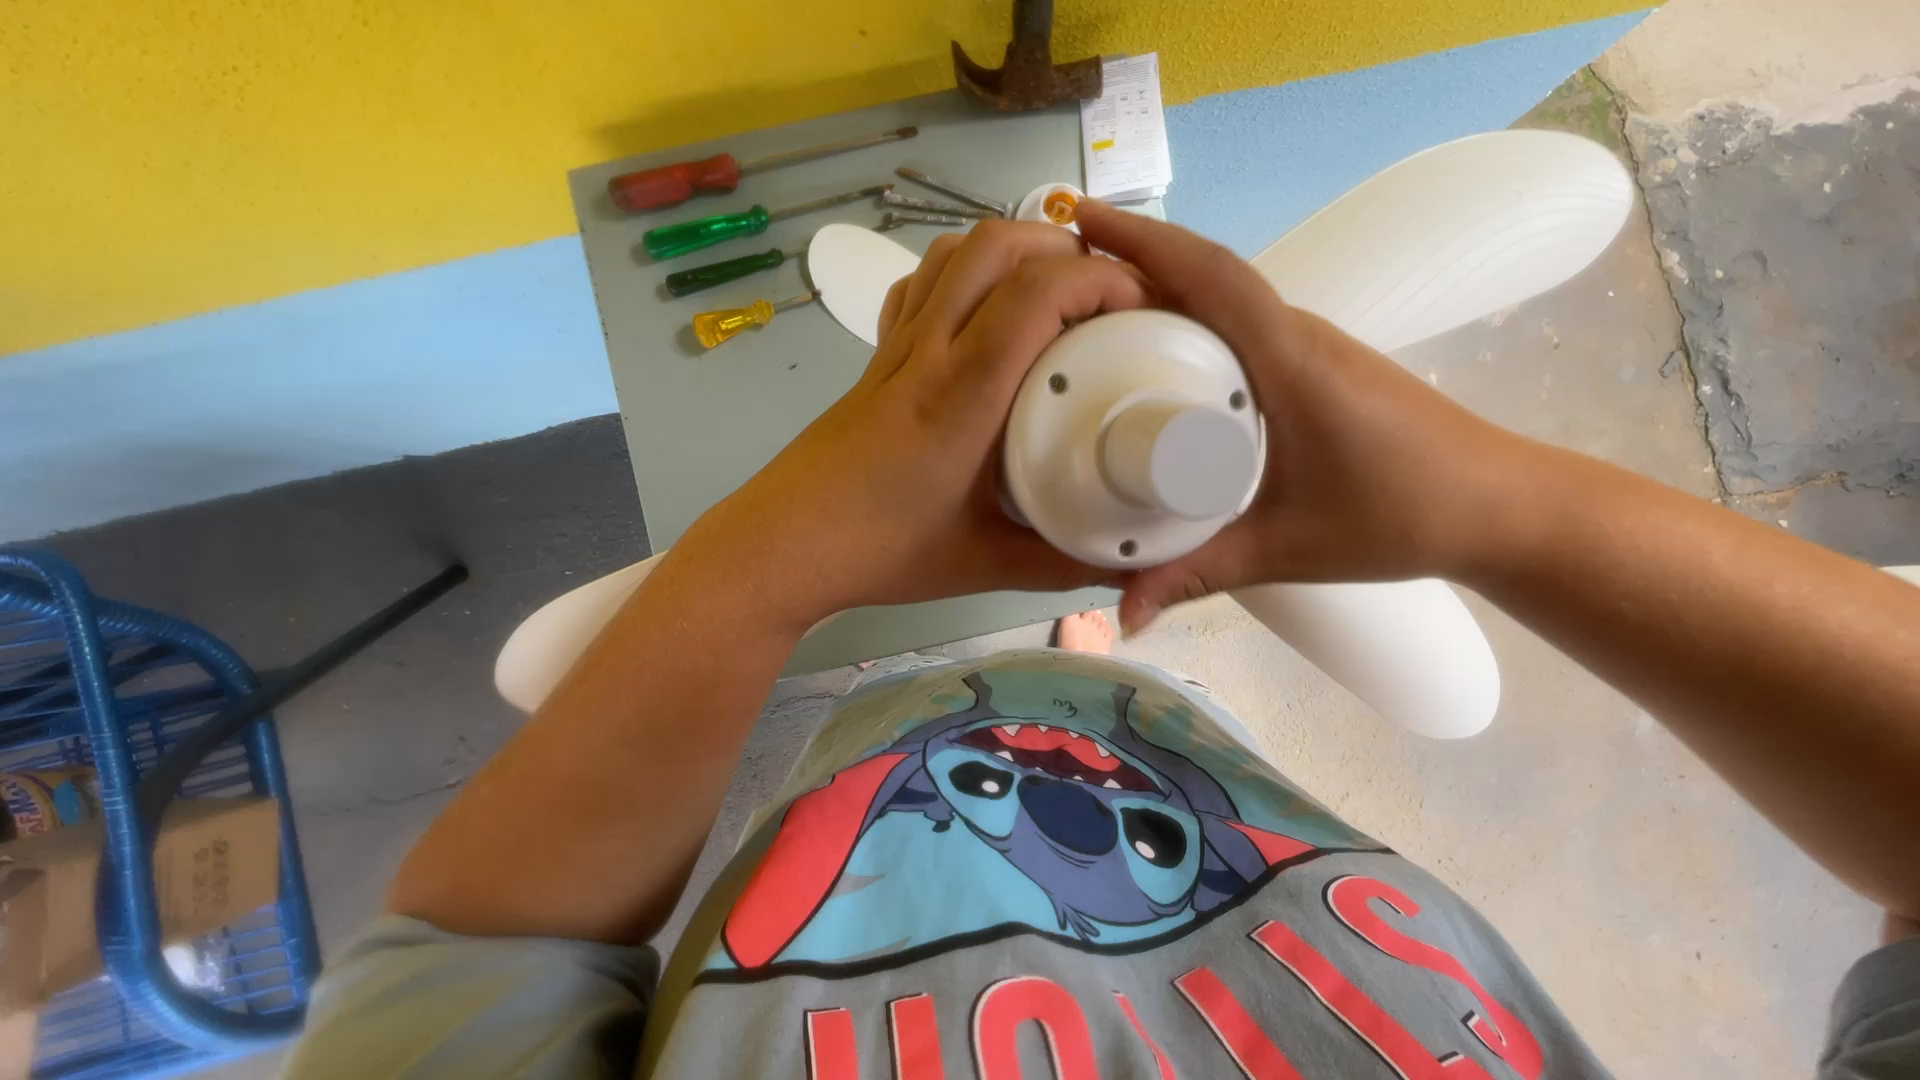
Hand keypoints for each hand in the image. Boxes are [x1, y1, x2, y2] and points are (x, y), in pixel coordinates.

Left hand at [673, 220, 1151, 631]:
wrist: (783, 546)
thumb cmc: (881, 554)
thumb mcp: (985, 566)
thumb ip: (1062, 562)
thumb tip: (1127, 562)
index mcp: (963, 395)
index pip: (1036, 294)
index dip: (1100, 280)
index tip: (1141, 309)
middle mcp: (929, 352)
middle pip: (996, 246)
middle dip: (1064, 250)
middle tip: (1104, 298)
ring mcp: (896, 348)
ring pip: (954, 253)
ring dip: (1013, 251)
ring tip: (1054, 293)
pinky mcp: (876, 358)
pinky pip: (919, 285)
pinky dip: (963, 273)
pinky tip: (984, 311)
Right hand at [1072, 201, 1536, 633]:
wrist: (1499, 506)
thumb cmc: (1401, 517)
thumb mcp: (1285, 550)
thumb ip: (1196, 575)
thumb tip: (1121, 613)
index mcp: (1288, 360)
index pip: (1207, 275)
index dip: (1139, 240)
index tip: (1078, 223)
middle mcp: (1296, 335)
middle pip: (1204, 275)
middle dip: (1130, 262)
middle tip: (1059, 290)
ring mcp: (1308, 345)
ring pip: (1223, 297)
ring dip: (1160, 289)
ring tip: (1090, 320)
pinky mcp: (1313, 364)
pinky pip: (1238, 324)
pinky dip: (1190, 321)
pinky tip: (1156, 361)